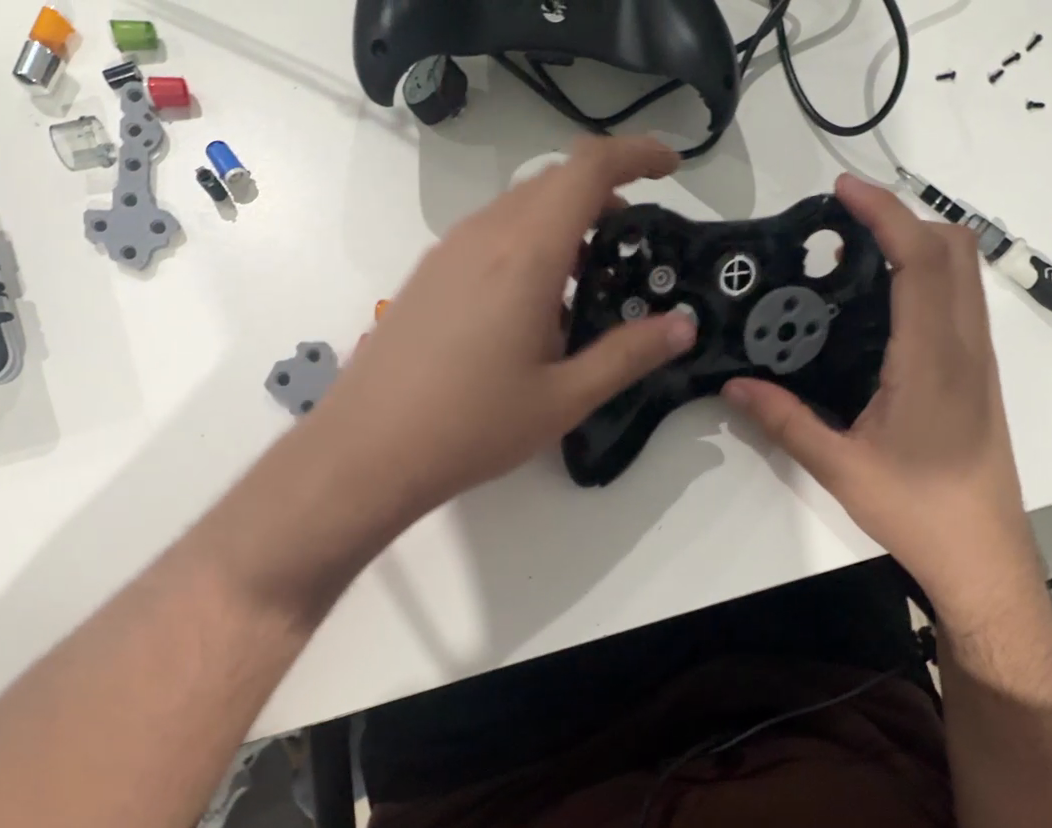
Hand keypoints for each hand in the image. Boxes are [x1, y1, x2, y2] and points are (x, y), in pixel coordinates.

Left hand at [307, 136, 697, 519]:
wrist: (370, 450)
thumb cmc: (473, 427)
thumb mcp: (563, 399)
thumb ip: (628, 355)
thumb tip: (682, 326)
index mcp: (524, 255)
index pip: (587, 170)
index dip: (636, 154)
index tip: (671, 167)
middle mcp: (482, 237)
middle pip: (551, 183)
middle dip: (603, 195)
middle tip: (634, 243)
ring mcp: (447, 255)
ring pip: (517, 209)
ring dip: (562, 224)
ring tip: (588, 281)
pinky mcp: (427, 278)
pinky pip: (488, 237)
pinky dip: (527, 246)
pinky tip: (533, 309)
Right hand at [722, 174, 1037, 609]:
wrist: (981, 551)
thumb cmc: (915, 509)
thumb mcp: (840, 467)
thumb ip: (785, 421)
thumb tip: (734, 385)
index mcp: (932, 358)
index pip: (919, 258)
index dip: (883, 213)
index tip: (841, 191)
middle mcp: (965, 345)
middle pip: (953, 249)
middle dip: (903, 219)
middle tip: (842, 230)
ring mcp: (978, 360)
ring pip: (963, 274)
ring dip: (919, 247)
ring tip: (855, 261)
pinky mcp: (978, 377)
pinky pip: (960, 303)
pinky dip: (927, 280)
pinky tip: (881, 311)